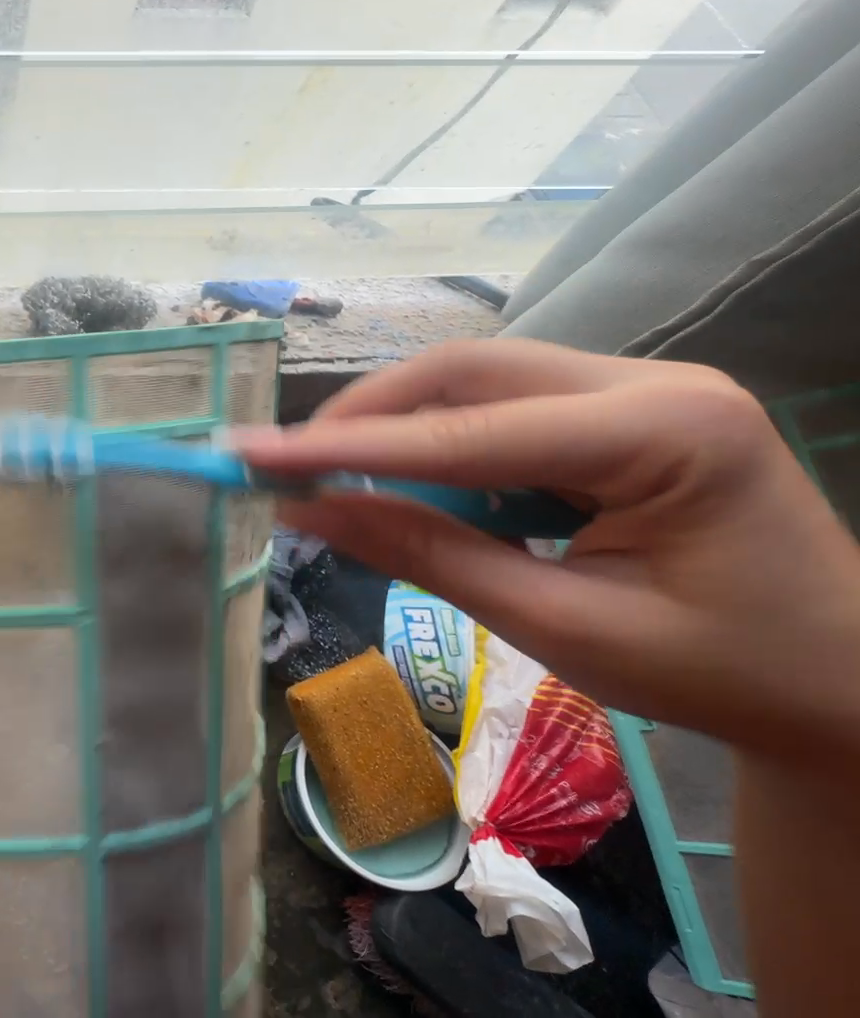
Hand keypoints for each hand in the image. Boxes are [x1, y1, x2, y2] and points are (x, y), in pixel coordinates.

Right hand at [232, 340, 859, 768]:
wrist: (840, 683)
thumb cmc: (715, 671)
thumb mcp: (558, 624)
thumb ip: (426, 555)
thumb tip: (307, 512)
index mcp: (665, 434)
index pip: (463, 433)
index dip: (345, 447)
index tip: (251, 453)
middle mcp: (650, 383)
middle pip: (465, 370)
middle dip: (364, 415)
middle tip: (286, 463)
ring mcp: (636, 388)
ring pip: (473, 378)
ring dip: (392, 423)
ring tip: (328, 473)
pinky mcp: (615, 409)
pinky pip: (496, 403)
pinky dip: (430, 438)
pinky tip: (402, 476)